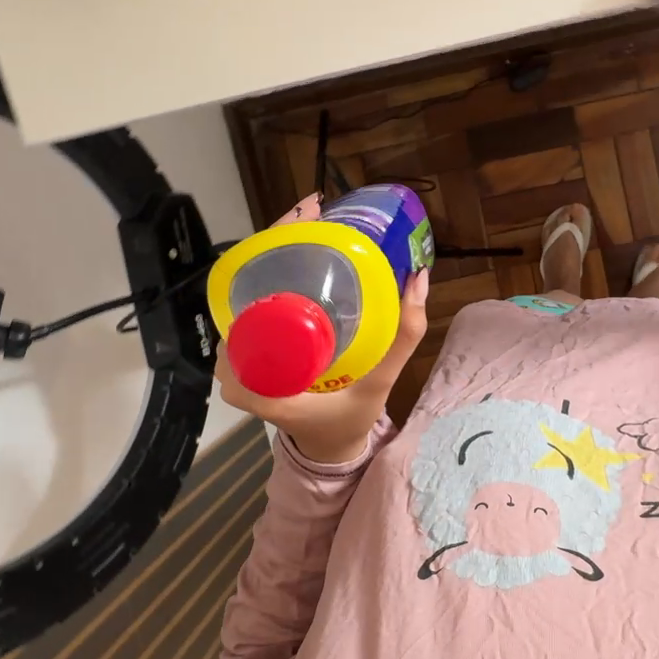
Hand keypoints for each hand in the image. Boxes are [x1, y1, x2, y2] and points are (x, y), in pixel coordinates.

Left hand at [215, 194, 430, 465]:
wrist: (328, 447)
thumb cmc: (347, 419)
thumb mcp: (379, 383)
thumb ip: (401, 338)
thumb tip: (419, 278)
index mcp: (259, 379)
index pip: (241, 314)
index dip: (259, 263)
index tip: (291, 231)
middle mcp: (240, 364)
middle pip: (245, 291)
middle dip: (274, 244)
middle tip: (311, 211)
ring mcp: (243, 357)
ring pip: (250, 295)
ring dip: (275, 253)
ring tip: (309, 219)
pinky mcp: (253, 351)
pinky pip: (256, 307)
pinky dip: (275, 274)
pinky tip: (300, 249)